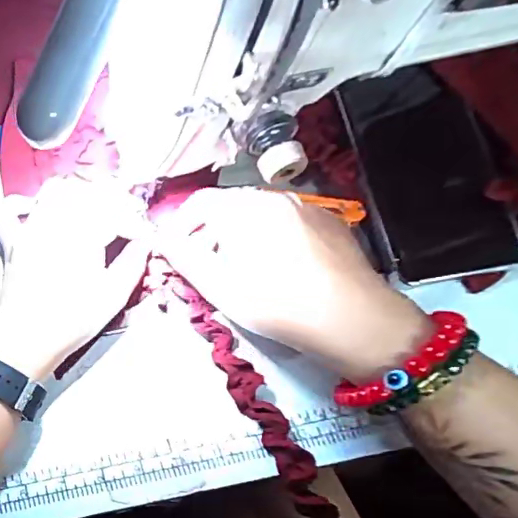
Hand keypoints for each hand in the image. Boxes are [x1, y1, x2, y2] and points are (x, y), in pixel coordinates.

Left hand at [0, 180, 152, 379]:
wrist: (26, 340)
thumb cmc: (70, 321)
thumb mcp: (113, 296)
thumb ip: (132, 264)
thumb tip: (143, 245)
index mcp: (84, 233)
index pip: (115, 212)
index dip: (133, 222)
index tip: (142, 238)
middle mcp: (55, 222)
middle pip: (87, 192)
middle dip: (110, 201)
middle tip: (124, 221)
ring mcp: (30, 229)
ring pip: (54, 191)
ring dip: (77, 193)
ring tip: (92, 210)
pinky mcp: (12, 242)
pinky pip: (9, 209)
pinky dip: (22, 202)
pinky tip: (36, 208)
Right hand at [154, 188, 429, 381]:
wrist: (354, 318)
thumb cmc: (279, 305)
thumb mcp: (222, 289)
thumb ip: (186, 260)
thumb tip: (162, 241)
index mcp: (244, 209)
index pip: (199, 202)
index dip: (180, 225)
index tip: (173, 249)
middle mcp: (276, 198)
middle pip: (231, 206)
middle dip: (210, 232)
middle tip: (204, 265)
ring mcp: (307, 208)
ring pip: (262, 214)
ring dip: (242, 235)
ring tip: (241, 271)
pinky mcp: (330, 224)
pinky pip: (290, 224)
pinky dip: (273, 239)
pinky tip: (280, 270)